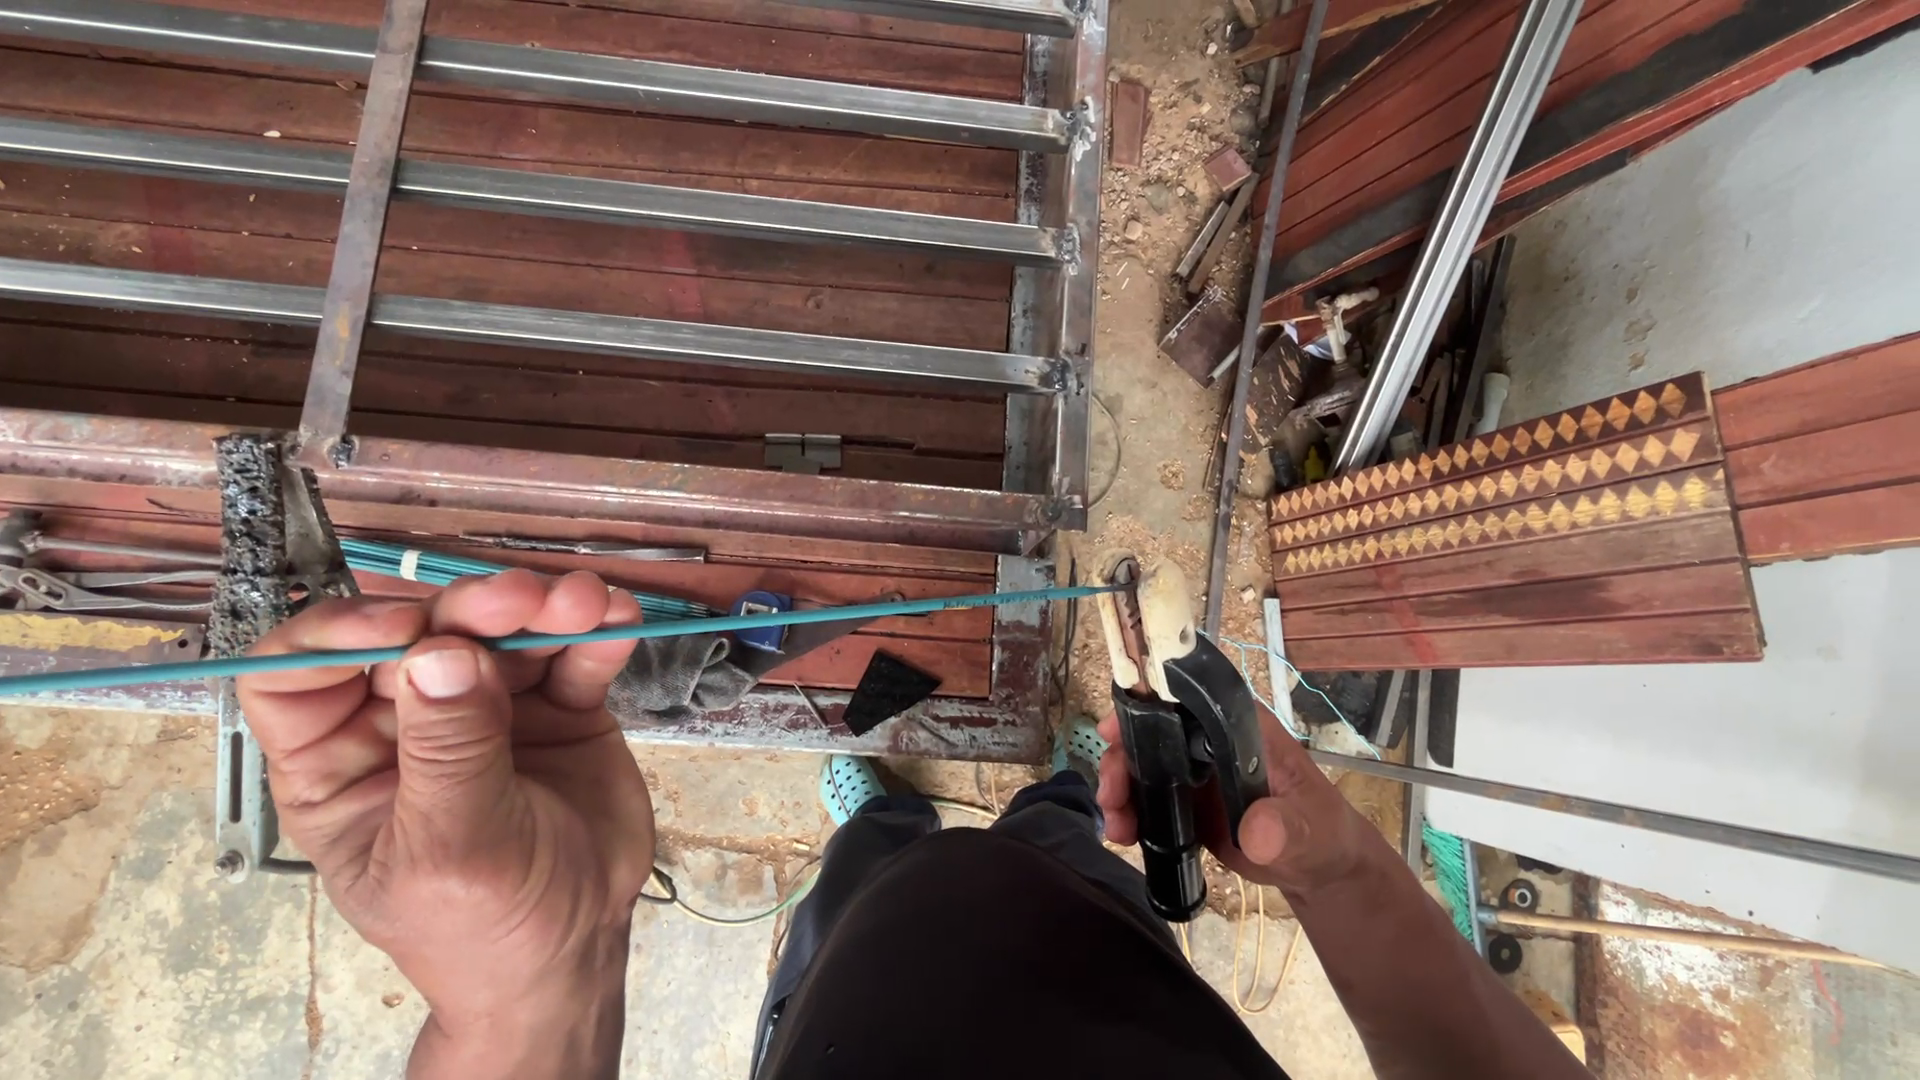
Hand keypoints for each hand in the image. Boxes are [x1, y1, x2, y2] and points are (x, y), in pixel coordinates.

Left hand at [237, 569, 651, 1079]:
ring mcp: (494, 707)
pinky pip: (576, 658)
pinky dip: (600, 634)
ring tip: (591, 603)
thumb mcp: (450, 850)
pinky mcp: (563, 707)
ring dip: (549, 608)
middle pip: (429, 635)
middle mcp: (413, 720)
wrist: (578, 944)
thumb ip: (448, 754)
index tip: (408, 626)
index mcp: (344, 761)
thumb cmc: (482, 925)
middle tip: (529, 598)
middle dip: (476, 609)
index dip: (341, 635)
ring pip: (509, 633)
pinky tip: (620, 620)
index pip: (303, 676)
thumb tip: (443, 651)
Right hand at [1094, 706, 1372, 895]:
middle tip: (1111, 796)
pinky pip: (1145, 798)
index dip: (1142, 708)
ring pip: (1139, 765)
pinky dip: (1128, 813)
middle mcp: (1207, 738)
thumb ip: (1286, 827)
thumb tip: (1258, 831)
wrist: (1317, 867)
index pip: (1183, 700)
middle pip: (1149, 732)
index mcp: (1237, 725)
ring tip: (1116, 827)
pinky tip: (1124, 836)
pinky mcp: (1182, 799)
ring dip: (1118, 789)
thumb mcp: (1310, 830)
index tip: (1113, 731)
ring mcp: (1192, 768)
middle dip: (1121, 760)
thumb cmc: (1321, 833)